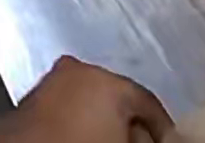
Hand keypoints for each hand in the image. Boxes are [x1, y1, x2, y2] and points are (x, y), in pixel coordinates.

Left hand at [0, 58, 173, 142]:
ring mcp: (55, 79)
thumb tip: (146, 138)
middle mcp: (79, 69)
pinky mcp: (38, 96)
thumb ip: (148, 140)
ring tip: (113, 142)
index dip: (165, 135)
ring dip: (108, 127)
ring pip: (95, 104)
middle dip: (135, 130)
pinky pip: (74, 109)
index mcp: (107, 82)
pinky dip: (85, 125)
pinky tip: (86, 140)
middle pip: (122, 101)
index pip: (150, 105)